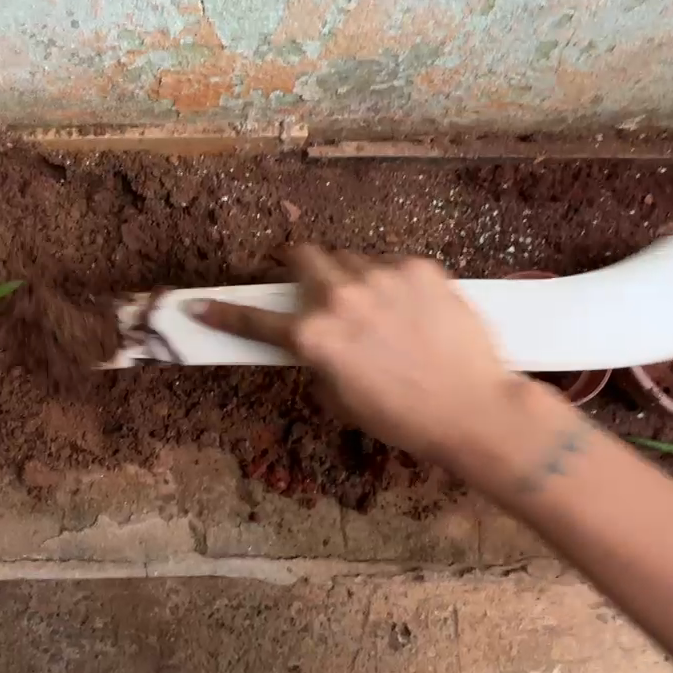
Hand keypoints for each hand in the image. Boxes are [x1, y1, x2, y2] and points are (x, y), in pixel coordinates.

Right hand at [189, 247, 549, 472]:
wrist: (474, 409)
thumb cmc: (402, 416)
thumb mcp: (340, 398)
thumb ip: (315, 360)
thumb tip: (312, 341)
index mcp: (313, 337)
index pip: (254, 320)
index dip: (221, 313)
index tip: (198, 305)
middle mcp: (340, 298)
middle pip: (304, 257)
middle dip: (301, 267)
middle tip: (314, 285)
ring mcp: (381, 277)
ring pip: (350, 259)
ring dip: (351, 276)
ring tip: (377, 307)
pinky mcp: (419, 268)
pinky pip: (391, 264)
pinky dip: (391, 281)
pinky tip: (411, 309)